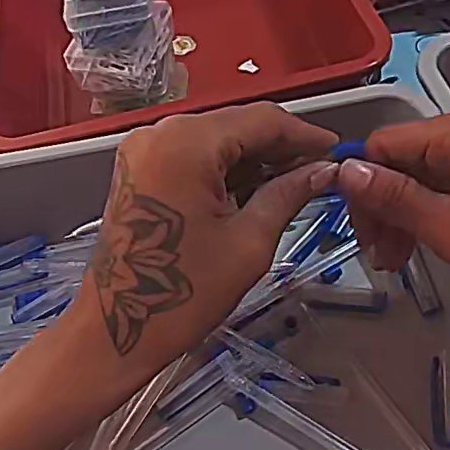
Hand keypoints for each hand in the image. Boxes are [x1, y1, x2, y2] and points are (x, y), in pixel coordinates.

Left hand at [63, 103, 337, 386]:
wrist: (116, 330)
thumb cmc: (179, 295)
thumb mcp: (249, 242)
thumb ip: (288, 194)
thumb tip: (320, 172)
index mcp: (186, 144)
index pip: (262, 119)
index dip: (305, 134)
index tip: (332, 150)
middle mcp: (159, 135)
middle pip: (237, 124)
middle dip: (280, 147)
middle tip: (317, 171)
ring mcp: (144, 150)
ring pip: (216, 139)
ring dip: (254, 159)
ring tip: (291, 185)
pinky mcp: (139, 170)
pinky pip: (193, 155)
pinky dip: (225, 169)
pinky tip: (254, 191)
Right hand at [336, 105, 449, 317]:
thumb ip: (397, 198)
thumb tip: (347, 171)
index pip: (386, 143)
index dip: (363, 186)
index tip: (360, 230)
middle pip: (404, 157)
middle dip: (384, 204)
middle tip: (380, 253)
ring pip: (424, 172)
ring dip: (404, 212)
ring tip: (398, 257)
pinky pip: (449, 180)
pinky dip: (432, 210)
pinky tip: (424, 241)